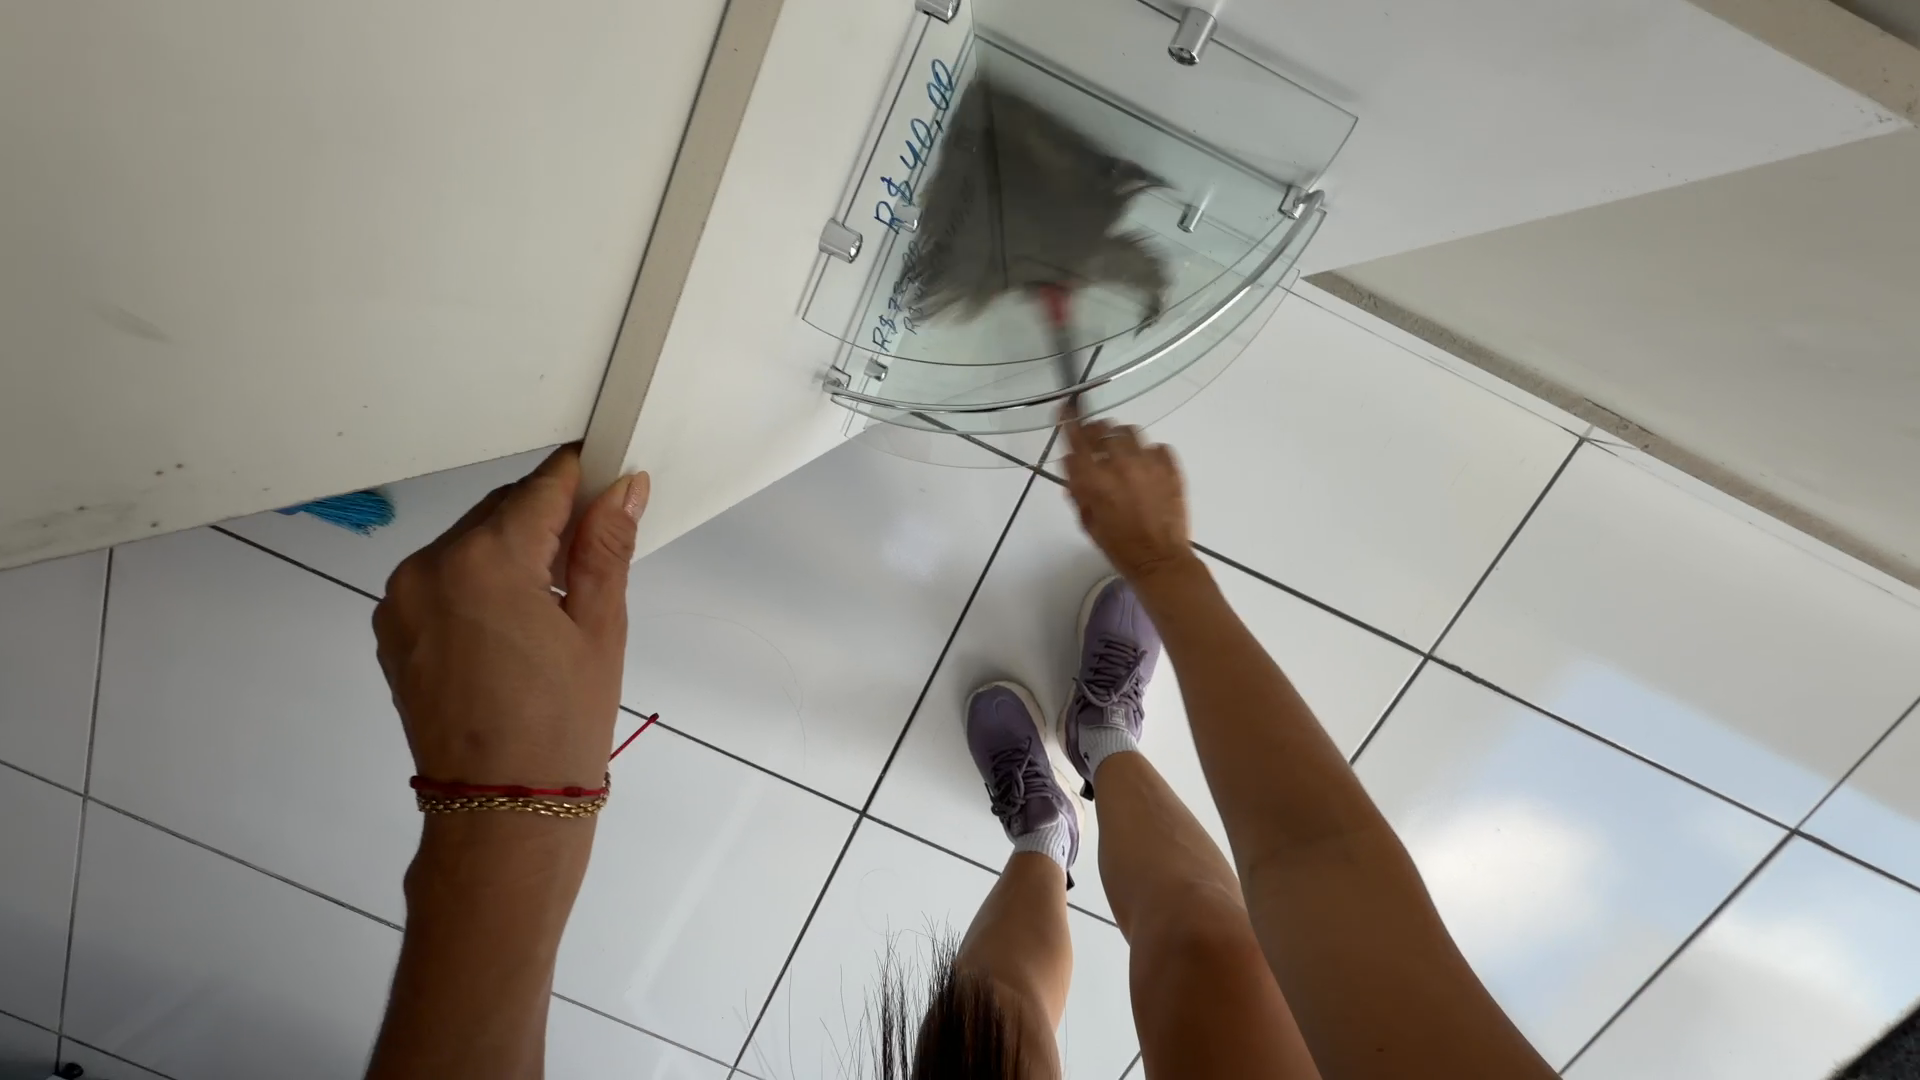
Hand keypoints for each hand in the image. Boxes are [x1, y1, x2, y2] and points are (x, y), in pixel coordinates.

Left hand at [373, 446, 649, 788]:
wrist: (501, 807)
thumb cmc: (566, 717)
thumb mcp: (600, 627)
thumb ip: (605, 546)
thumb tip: (624, 486)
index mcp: (484, 562)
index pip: (540, 488)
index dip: (580, 473)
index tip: (611, 471)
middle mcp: (427, 568)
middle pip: (501, 510)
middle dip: (550, 514)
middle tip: (597, 543)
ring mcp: (400, 600)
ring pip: (471, 542)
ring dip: (516, 546)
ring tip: (559, 591)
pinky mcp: (394, 629)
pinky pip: (445, 577)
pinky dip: (484, 577)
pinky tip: (518, 617)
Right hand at [1061, 412, 1194, 582]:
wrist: (1159, 559)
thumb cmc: (1118, 545)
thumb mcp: (1087, 521)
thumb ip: (1078, 489)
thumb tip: (1073, 464)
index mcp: (1094, 479)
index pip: (1076, 439)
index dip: (1069, 420)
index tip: (1066, 408)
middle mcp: (1119, 464)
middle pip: (1103, 428)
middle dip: (1096, 432)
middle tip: (1096, 442)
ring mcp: (1148, 463)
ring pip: (1129, 431)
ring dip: (1121, 439)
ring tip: (1123, 453)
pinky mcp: (1170, 467)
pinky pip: (1156, 446)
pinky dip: (1148, 453)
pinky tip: (1146, 467)